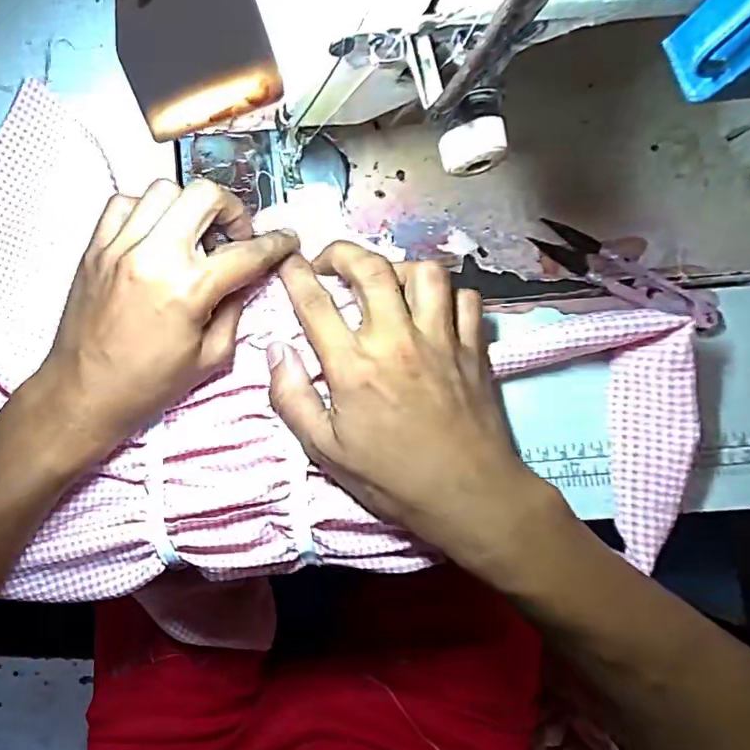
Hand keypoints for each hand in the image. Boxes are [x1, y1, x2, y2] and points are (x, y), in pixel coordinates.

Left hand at [31, 179, 297, 453]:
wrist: (84, 394)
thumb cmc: (148, 384)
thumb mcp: (212, 357)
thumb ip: (235, 308)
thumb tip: (247, 277)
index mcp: (190, 288)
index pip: (248, 251)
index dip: (277, 243)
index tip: (286, 240)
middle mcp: (155, 256)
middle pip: (205, 195)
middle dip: (232, 210)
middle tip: (234, 236)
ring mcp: (120, 246)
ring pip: (165, 190)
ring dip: (189, 207)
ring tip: (192, 236)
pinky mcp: (95, 247)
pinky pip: (124, 203)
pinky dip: (147, 211)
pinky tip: (155, 236)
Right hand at [268, 242, 562, 569]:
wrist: (469, 496)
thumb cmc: (392, 479)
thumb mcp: (326, 451)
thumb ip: (292, 398)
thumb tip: (276, 351)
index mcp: (353, 366)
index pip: (316, 303)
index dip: (295, 274)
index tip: (288, 261)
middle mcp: (397, 340)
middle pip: (370, 268)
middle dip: (342, 253)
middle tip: (330, 263)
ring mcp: (441, 339)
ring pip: (424, 272)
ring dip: (398, 268)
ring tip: (386, 283)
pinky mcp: (474, 347)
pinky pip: (465, 298)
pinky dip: (447, 294)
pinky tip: (433, 310)